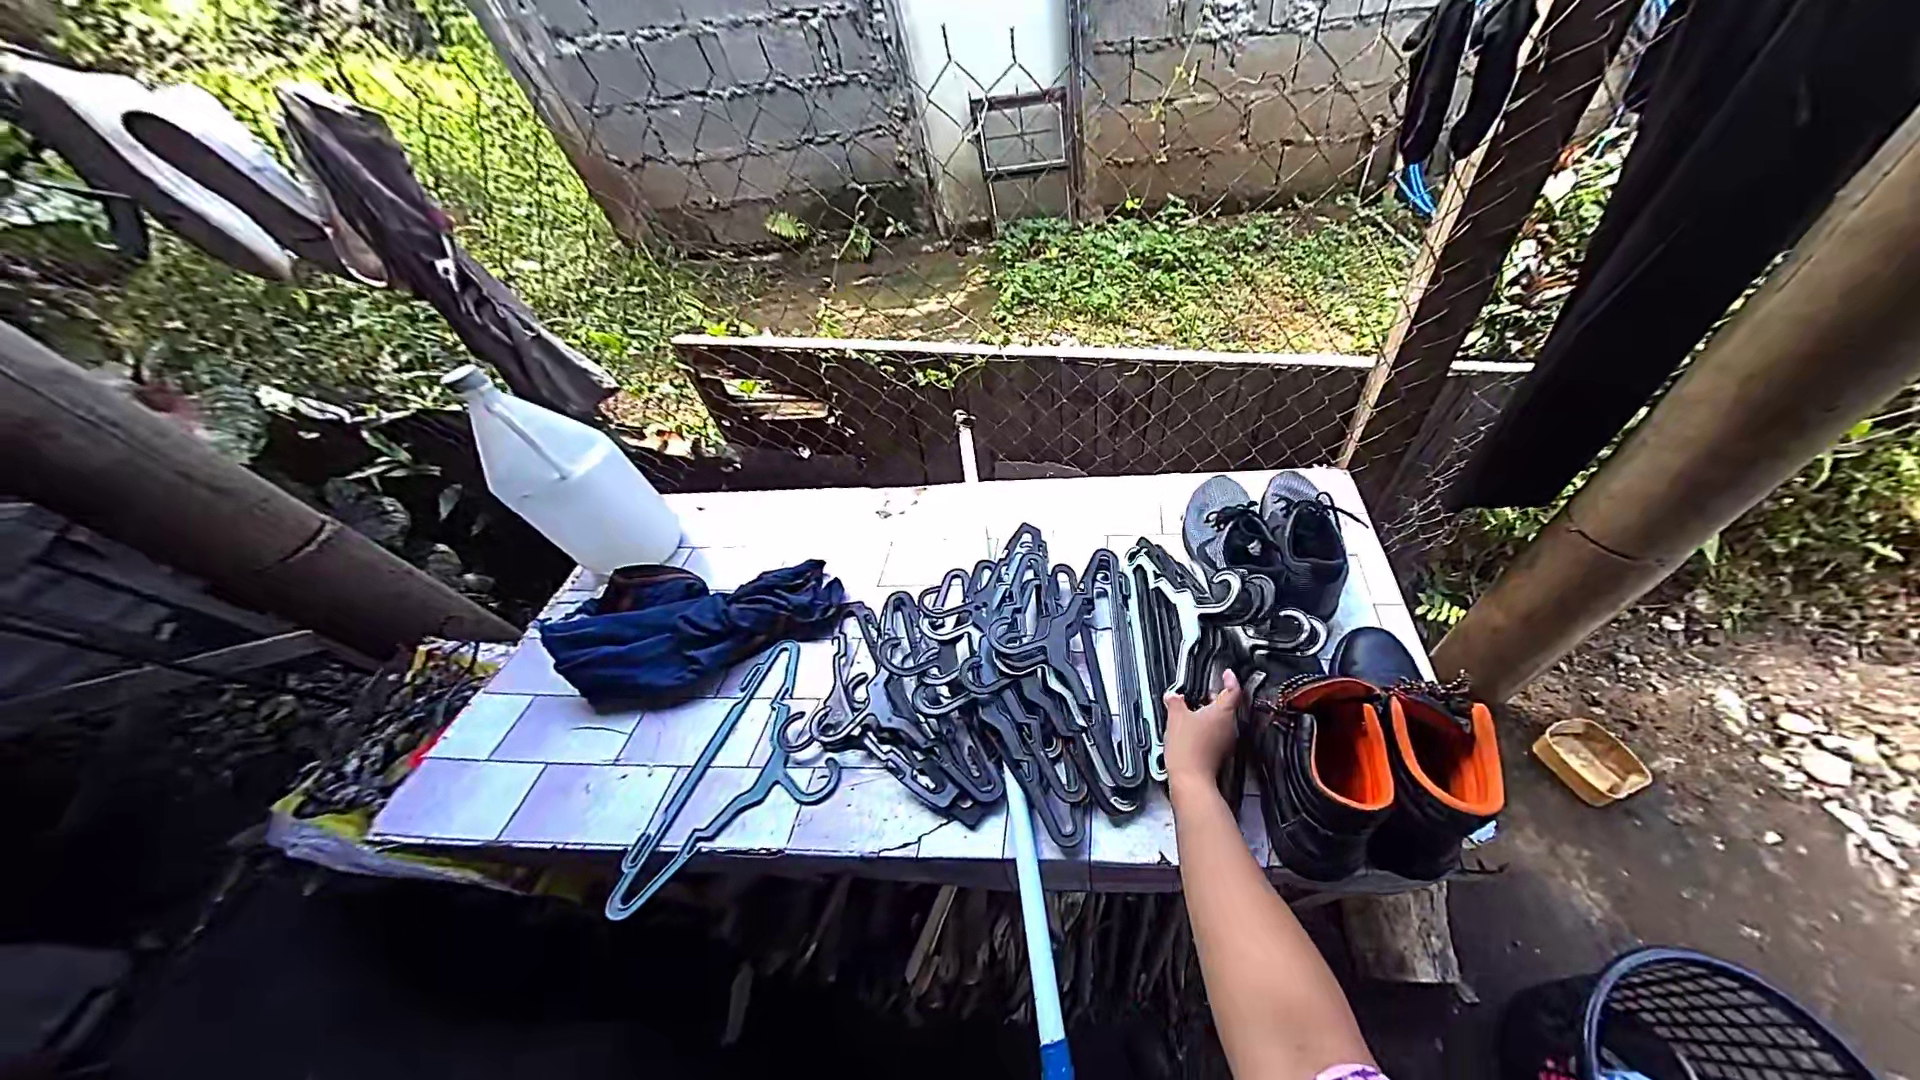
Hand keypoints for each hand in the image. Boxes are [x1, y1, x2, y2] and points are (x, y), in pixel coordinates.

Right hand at [1163, 669, 1241, 789]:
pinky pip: (1216, 734)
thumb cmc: (1188, 747)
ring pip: (1221, 721)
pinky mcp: (1219, 753)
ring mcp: (1226, 741)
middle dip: (1217, 696)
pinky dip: (1207, 727)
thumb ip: (1175, 702)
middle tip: (1206, 690)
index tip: (1227, 673)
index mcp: (1223, 713)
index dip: (1230, 680)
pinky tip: (1192, 729)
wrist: (1191, 779)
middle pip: (1228, 706)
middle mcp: (1229, 726)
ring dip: (1210, 713)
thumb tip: (1172, 696)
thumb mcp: (1176, 717)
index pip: (1233, 691)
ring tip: (1194, 709)